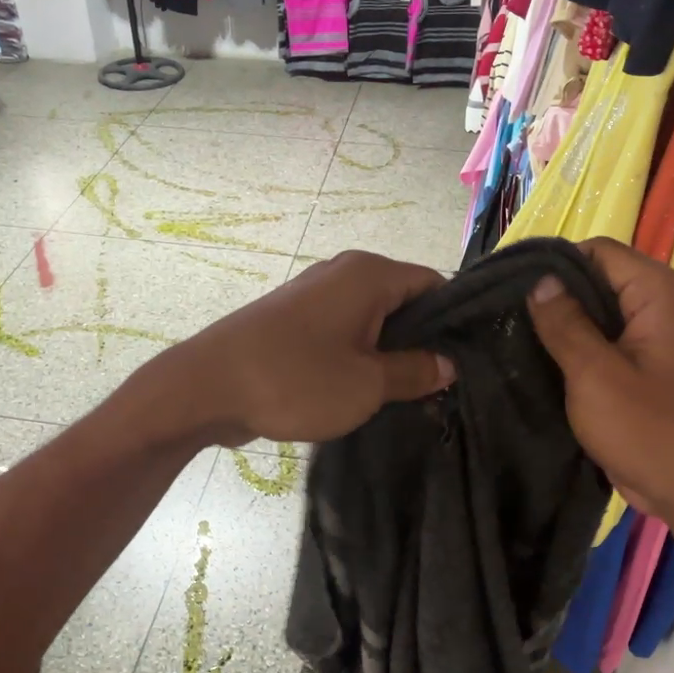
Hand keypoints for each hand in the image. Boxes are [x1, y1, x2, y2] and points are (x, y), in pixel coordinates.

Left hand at [166, 251, 456, 445]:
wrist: (206, 388)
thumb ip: (414, 372)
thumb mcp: (367, 384)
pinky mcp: (291, 324)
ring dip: (387, 356)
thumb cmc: (295, 380)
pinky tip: (365, 395)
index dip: (454, 322)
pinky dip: (356, 360)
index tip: (467, 363)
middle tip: (441, 389)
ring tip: (407, 398)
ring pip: (369, 323)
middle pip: (402, 303)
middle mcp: (342, 274)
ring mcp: (312, 297)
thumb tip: (448, 364)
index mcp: (369, 274)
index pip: (434, 285)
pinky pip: (340, 336)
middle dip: (421, 343)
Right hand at [527, 237, 673, 544]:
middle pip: (604, 282)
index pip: (598, 252)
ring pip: (610, 316)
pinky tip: (556, 372)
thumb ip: (565, 324)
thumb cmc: (652, 435)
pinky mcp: (666, 368)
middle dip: (558, 300)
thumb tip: (540, 281)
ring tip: (523, 347)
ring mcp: (673, 338)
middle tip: (507, 324)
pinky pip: (621, 345)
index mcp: (663, 293)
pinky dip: (590, 354)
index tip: (506, 293)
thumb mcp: (595, 377)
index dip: (551, 267)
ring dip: (572, 331)